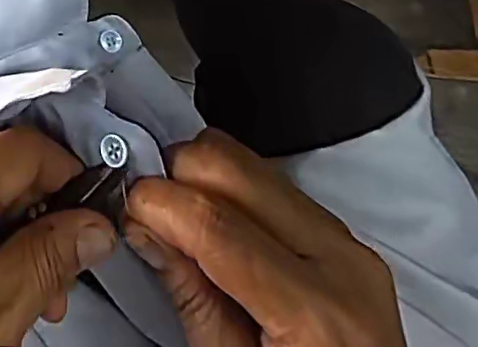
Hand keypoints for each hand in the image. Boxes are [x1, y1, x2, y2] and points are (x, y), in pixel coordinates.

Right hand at [123, 129, 406, 346]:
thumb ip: (192, 297)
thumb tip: (148, 228)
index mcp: (317, 314)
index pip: (221, 227)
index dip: (164, 203)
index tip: (130, 199)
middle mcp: (340, 260)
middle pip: (240, 170)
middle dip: (182, 171)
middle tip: (148, 203)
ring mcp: (347, 241)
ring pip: (256, 163)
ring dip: (205, 173)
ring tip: (176, 211)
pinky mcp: (342, 233)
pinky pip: (275, 183)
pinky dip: (232, 185)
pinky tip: (211, 214)